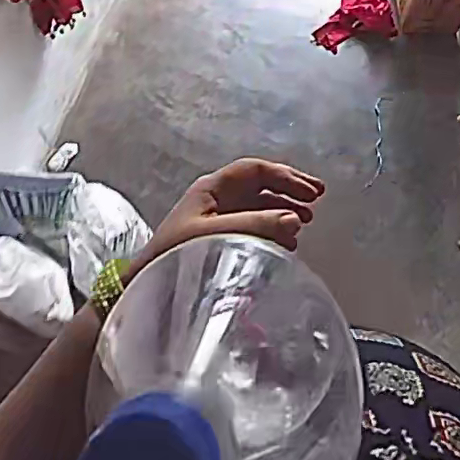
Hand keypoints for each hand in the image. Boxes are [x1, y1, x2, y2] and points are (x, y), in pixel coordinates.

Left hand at [128, 158, 326, 279]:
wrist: (143, 289)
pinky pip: (252, 225)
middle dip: (289, 189)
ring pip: (258, 204)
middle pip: (259, 184)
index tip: (312, 191)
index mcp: (211, 189)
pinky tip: (287, 240)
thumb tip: (295, 220)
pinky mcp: (217, 239)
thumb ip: (256, 226)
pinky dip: (273, 228)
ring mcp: (216, 218)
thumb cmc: (175, 257)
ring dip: (283, 209)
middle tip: (316, 199)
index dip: (285, 177)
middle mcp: (215, 199)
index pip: (254, 171)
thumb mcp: (216, 236)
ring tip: (305, 220)